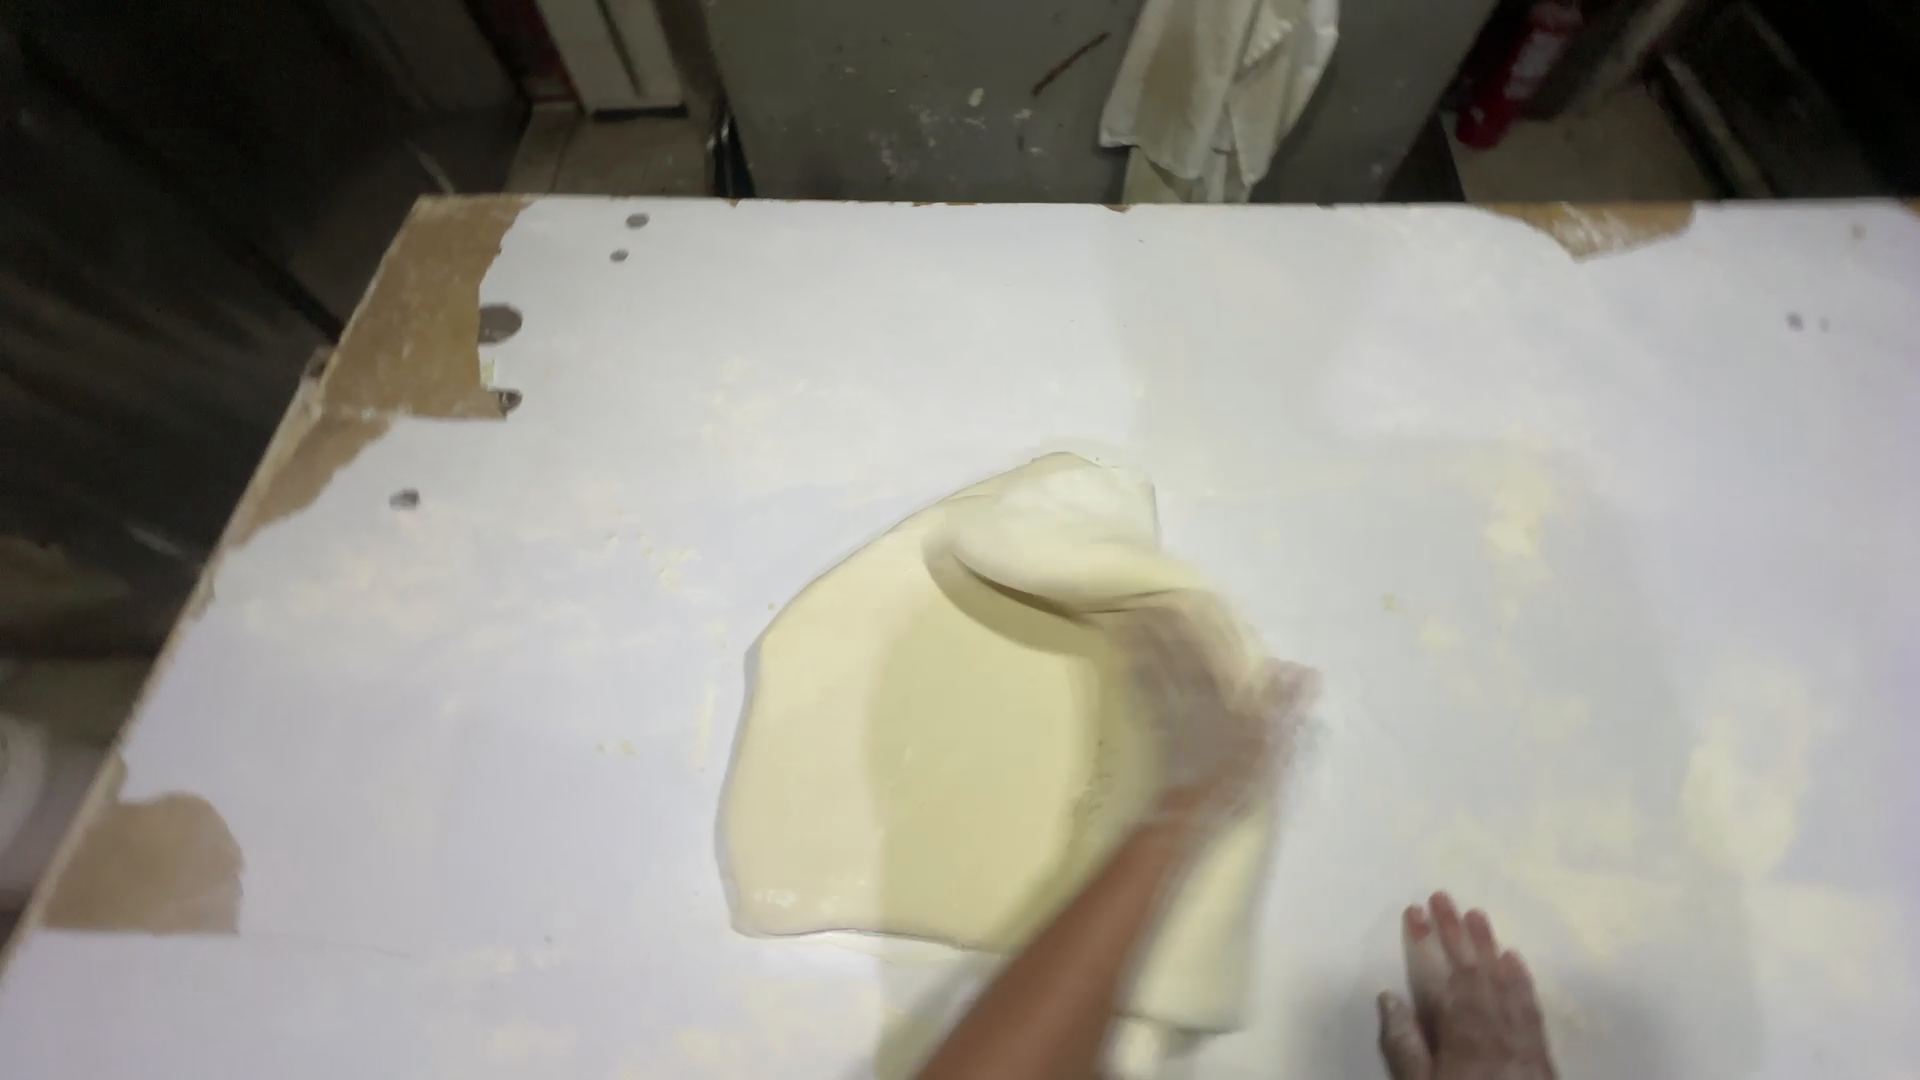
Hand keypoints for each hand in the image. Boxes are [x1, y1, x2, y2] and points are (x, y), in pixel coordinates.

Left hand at [1100, 600, 1316, 830]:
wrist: (1194, 813)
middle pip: (1182, 657)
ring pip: (1159, 669)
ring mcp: (1173, 713)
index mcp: (1227, 700)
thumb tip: (1302, 670)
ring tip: (1132, 618)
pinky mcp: (1155, 728)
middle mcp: (1197, 700)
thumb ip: (1285, 707)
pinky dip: (1136, 673)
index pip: (1217, 657)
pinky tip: (1126, 658)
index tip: (1196, 601)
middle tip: (1152, 600)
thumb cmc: (1238, 782)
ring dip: (1146, 644)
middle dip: (1168, 629)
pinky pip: (1144, 693)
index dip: (1206, 629)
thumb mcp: (1273, 747)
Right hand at [1377, 892, 1557, 1079]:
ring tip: (1480, 919)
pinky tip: (1517, 967)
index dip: (1432, 942)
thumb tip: (1390, 996)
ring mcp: (1526, 1049)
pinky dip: (1523, 984)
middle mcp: (1499, 1036)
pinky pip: (1532, 1012)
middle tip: (1445, 898)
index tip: (1416, 909)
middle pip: (1478, 976)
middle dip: (1460, 935)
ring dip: (1491, 950)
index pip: (1446, 978)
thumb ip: (1405, 1046)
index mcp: (1466, 1040)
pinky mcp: (1544, 1064)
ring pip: (1508, 989)